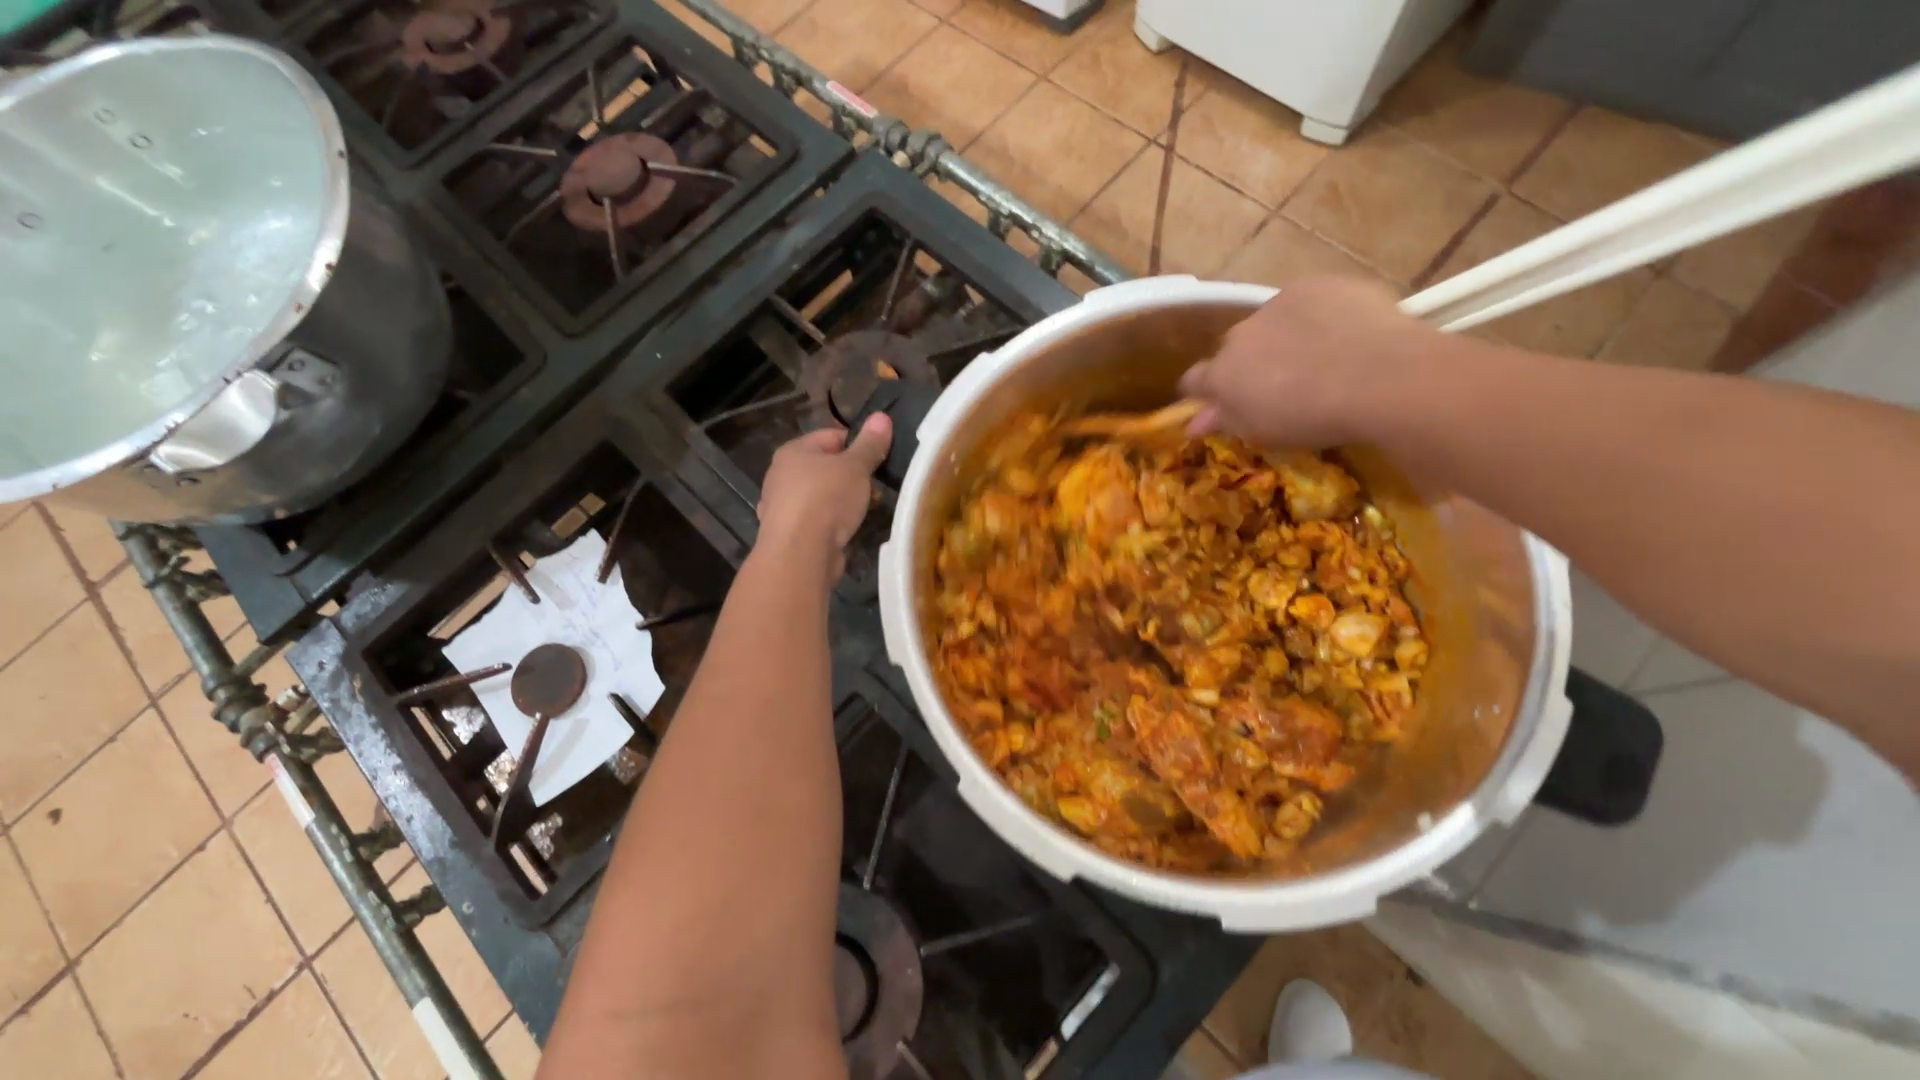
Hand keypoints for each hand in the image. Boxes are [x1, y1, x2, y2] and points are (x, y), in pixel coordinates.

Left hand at [755, 414, 892, 579]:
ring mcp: (781, 506)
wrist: (800, 553)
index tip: (878, 459)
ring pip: (820, 495)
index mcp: (792, 451)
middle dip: (851, 476)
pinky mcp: (788, 534)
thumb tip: (882, 417)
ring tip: (864, 510)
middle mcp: (780, 475)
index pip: (830, 436)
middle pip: (824, 467)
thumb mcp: (855, 467)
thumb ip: (869, 444)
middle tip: (874, 487)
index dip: (857, 444)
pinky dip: (831, 523)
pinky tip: (846, 531)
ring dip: (842, 501)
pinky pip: (816, 520)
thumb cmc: (826, 499)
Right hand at [1179, 277, 1443, 448]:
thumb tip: (1193, 423)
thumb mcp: (1264, 431)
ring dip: (1282, 336)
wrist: (1380, 375)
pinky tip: (1345, 333)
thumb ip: (1226, 421)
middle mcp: (1241, 333)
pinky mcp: (1318, 284)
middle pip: (1234, 348)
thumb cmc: (1314, 416)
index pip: (1193, 380)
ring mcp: (1279, 304)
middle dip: (1249, 362)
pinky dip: (1319, 315)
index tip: (1219, 402)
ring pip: (1271, 321)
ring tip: (1319, 356)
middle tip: (1280, 383)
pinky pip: (1310, 300)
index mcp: (1223, 374)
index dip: (1203, 391)